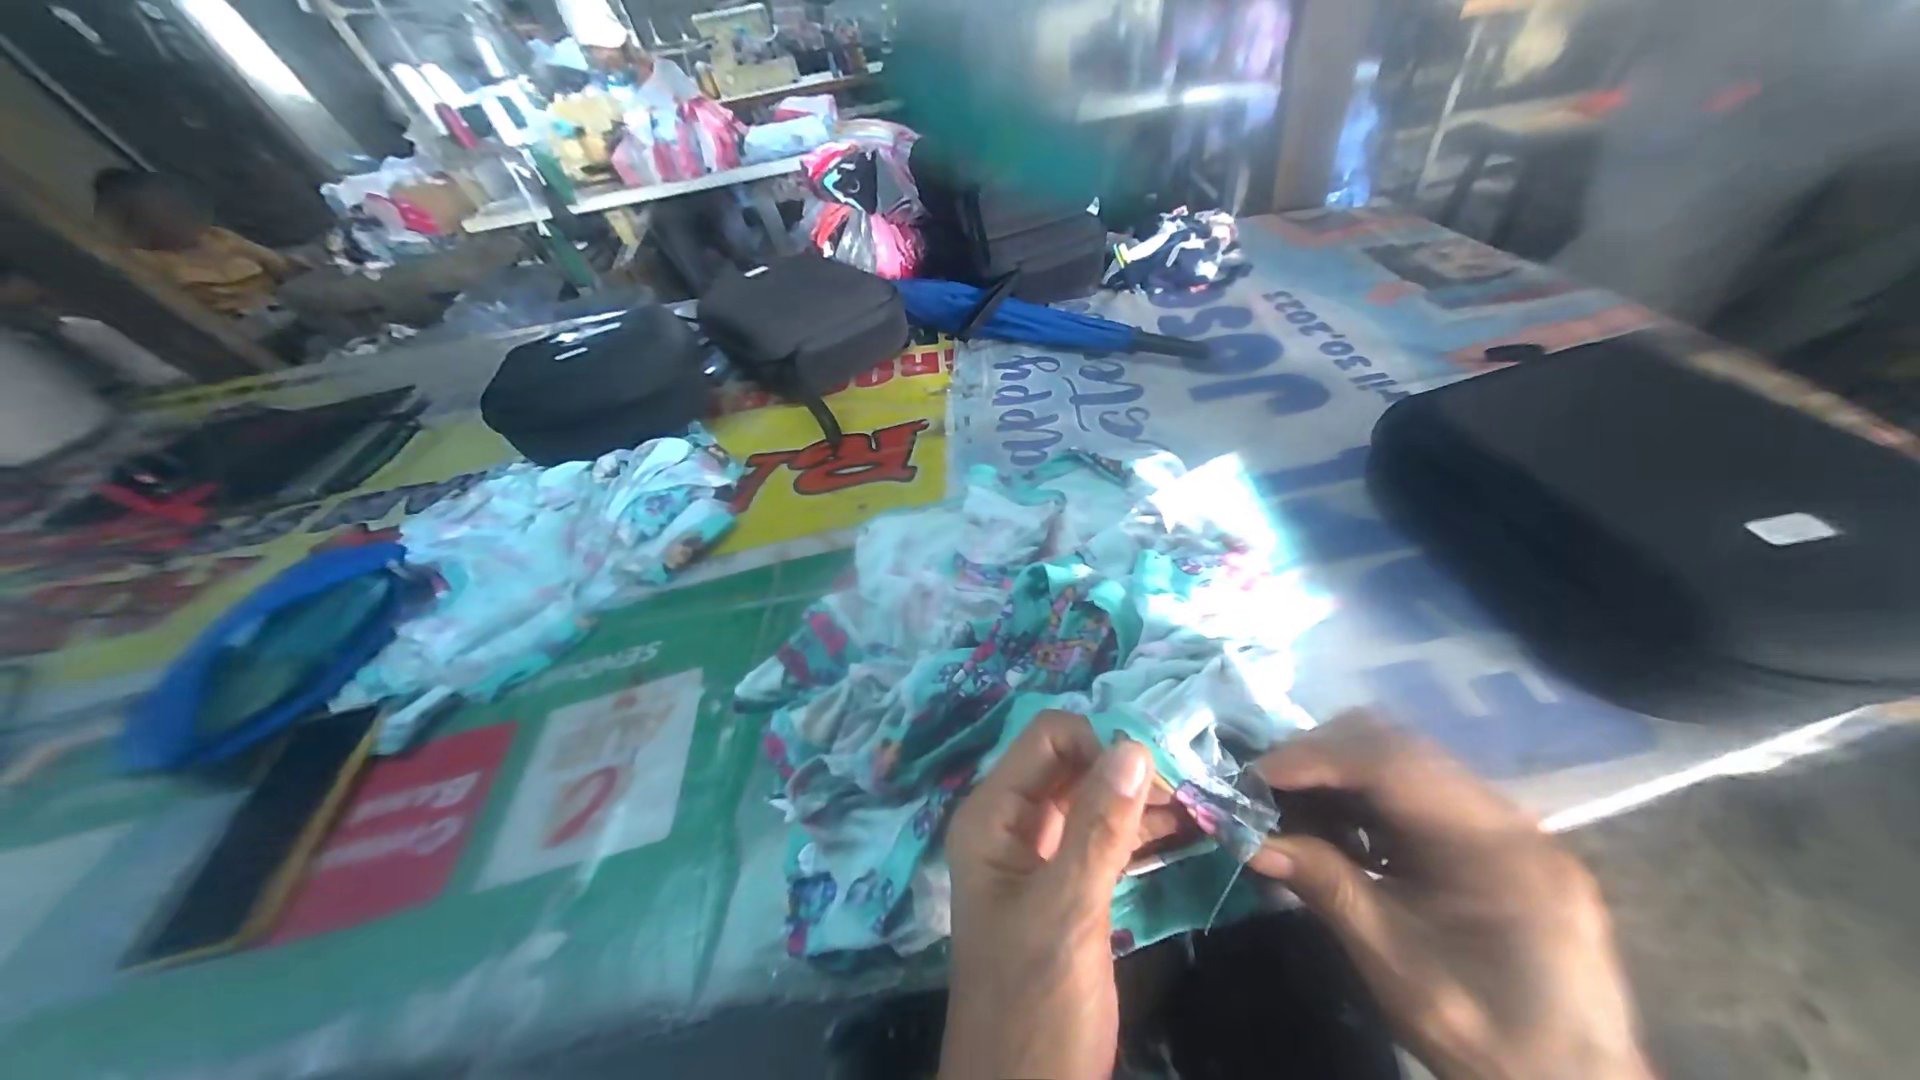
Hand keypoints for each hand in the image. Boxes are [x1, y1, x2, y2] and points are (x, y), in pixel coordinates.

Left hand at [940, 710, 1181, 1079]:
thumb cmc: (1033, 1003)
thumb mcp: (1067, 911)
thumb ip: (1099, 827)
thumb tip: (1136, 747)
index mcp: (993, 815)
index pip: (1047, 738)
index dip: (1099, 742)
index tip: (1156, 772)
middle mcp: (1013, 821)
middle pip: (1073, 763)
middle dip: (1127, 767)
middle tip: (1192, 787)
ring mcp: (1041, 851)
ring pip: (1094, 798)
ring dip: (1142, 798)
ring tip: (1203, 804)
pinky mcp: (1069, 881)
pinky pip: (1106, 836)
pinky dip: (1142, 830)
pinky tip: (1189, 831)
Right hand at [1247, 712, 1654, 1079]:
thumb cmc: (1488, 1037)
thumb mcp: (1395, 966)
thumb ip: (1325, 889)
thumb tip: (1248, 839)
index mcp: (1496, 849)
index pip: (1394, 765)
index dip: (1316, 758)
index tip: (1256, 775)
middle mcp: (1504, 817)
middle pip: (1396, 745)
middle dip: (1318, 755)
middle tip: (1264, 787)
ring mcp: (1499, 822)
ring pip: (1399, 756)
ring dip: (1335, 770)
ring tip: (1289, 801)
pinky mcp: (1485, 834)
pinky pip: (1410, 785)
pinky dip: (1358, 792)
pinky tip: (1333, 824)